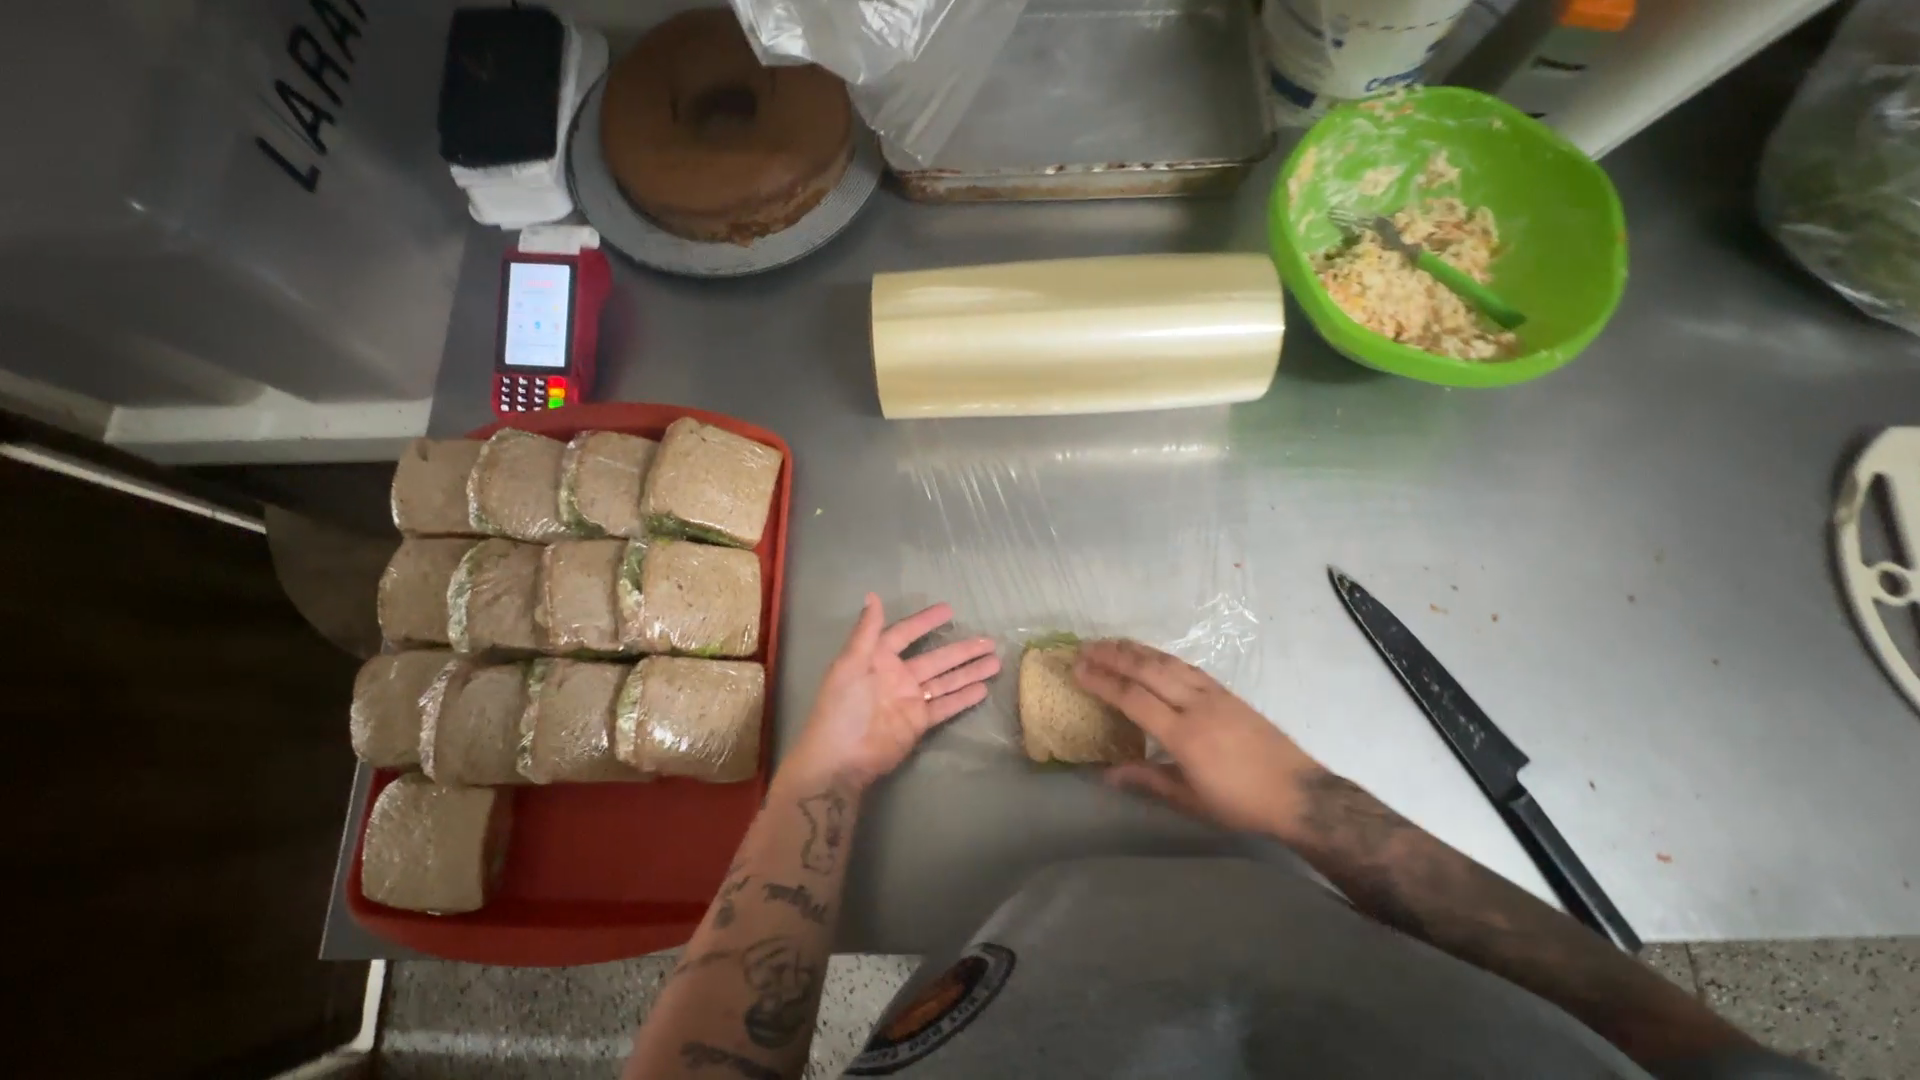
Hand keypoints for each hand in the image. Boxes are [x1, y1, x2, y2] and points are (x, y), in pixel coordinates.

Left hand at [780, 594, 999, 791]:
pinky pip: (944, 706)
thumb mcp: (849, 665)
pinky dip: (963, 698)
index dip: (925, 622)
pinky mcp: (918, 723)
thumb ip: (866, 632)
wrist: (841, 758)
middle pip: (935, 658)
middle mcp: (897, 676)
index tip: (949, 610)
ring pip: (945, 681)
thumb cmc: (842, 708)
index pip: (906, 633)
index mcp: (878, 658)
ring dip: (969, 671)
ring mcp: (910, 700)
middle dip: (961, 650)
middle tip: (989, 640)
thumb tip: (872, 595)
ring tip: (996, 661)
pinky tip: (983, 689)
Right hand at [1074, 639, 1323, 834]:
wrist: (1299, 794)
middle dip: (1114, 656)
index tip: (1078, 669)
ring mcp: (1215, 695)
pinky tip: (1152, 656)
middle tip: (1085, 647)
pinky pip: (1188, 667)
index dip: (1103, 682)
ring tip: (1111, 643)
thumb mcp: (1191, 801)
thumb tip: (1106, 775)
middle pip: (1148, 670)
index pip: (1134, 698)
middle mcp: (1197, 705)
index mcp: (1184, 735)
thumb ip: (1148, 781)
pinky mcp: (1229, 694)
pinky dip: (1163, 657)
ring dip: (1137, 650)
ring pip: (1169, 662)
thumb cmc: (1241, 804)